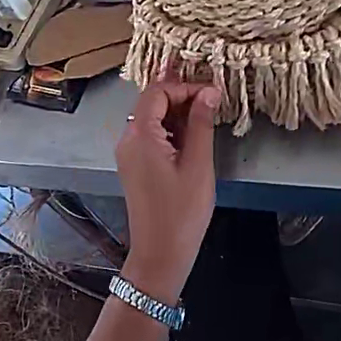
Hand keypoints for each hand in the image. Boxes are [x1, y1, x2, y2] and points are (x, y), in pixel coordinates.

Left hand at [116, 77, 221, 302]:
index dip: (184, 87)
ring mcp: (129, 154)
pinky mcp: (134, 166)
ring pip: (152, 119)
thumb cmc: (181, 212)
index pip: (157, 92)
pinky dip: (171, 131)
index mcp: (139, 136)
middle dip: (182, 98)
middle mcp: (127, 140)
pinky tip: (193, 140)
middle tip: (213, 103)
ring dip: (178, 115)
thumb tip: (209, 92)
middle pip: (151, 103)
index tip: (212, 94)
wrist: (160, 253)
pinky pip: (150, 137)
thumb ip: (201, 123)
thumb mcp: (198, 164)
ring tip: (207, 121)